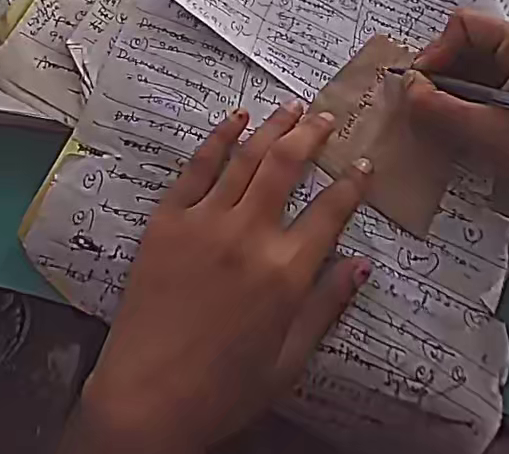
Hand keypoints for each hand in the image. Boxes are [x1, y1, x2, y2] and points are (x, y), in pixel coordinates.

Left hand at [64, 102, 372, 453]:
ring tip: (292, 107)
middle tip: (325, 116)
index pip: (330, 212)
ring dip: (274, 126)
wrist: (145, 400)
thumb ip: (327, 306)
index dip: (352, 183)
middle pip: (287, 165)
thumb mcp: (289, 361)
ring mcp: (205, 221)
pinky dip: (220, 136)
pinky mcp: (169, 218)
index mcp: (283, 273)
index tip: (363, 163)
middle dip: (312, 133)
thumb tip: (361, 264)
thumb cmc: (222, 389)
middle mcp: (248, 235)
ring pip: (247, 156)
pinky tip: (237, 117)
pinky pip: (198, 166)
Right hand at [405, 9, 508, 262]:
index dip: (436, 51)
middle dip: (446, 70)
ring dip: (459, 85)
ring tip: (442, 114)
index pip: (467, 25)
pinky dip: (478, 96)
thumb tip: (406, 85)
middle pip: (476, 42)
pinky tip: (465, 121)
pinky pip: (501, 80)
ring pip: (486, 63)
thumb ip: (437, 106)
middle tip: (425, 101)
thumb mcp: (485, 134)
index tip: (420, 83)